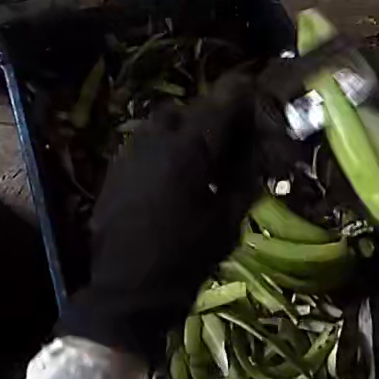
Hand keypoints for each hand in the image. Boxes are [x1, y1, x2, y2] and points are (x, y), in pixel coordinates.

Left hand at [57, 71, 261, 364]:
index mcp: (189, 150)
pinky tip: (178, 166)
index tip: (259, 87)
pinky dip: (167, 142)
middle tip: (236, 128)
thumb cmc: (185, 258)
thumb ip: (246, 179)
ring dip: (189, 125)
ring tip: (206, 147)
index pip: (221, 104)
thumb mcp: (228, 221)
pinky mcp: (117, 167)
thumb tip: (262, 151)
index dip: (243, 92)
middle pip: (193, 107)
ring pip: (165, 119)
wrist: (125, 292)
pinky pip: (146, 139)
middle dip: (216, 111)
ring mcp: (131, 152)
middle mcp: (157, 140)